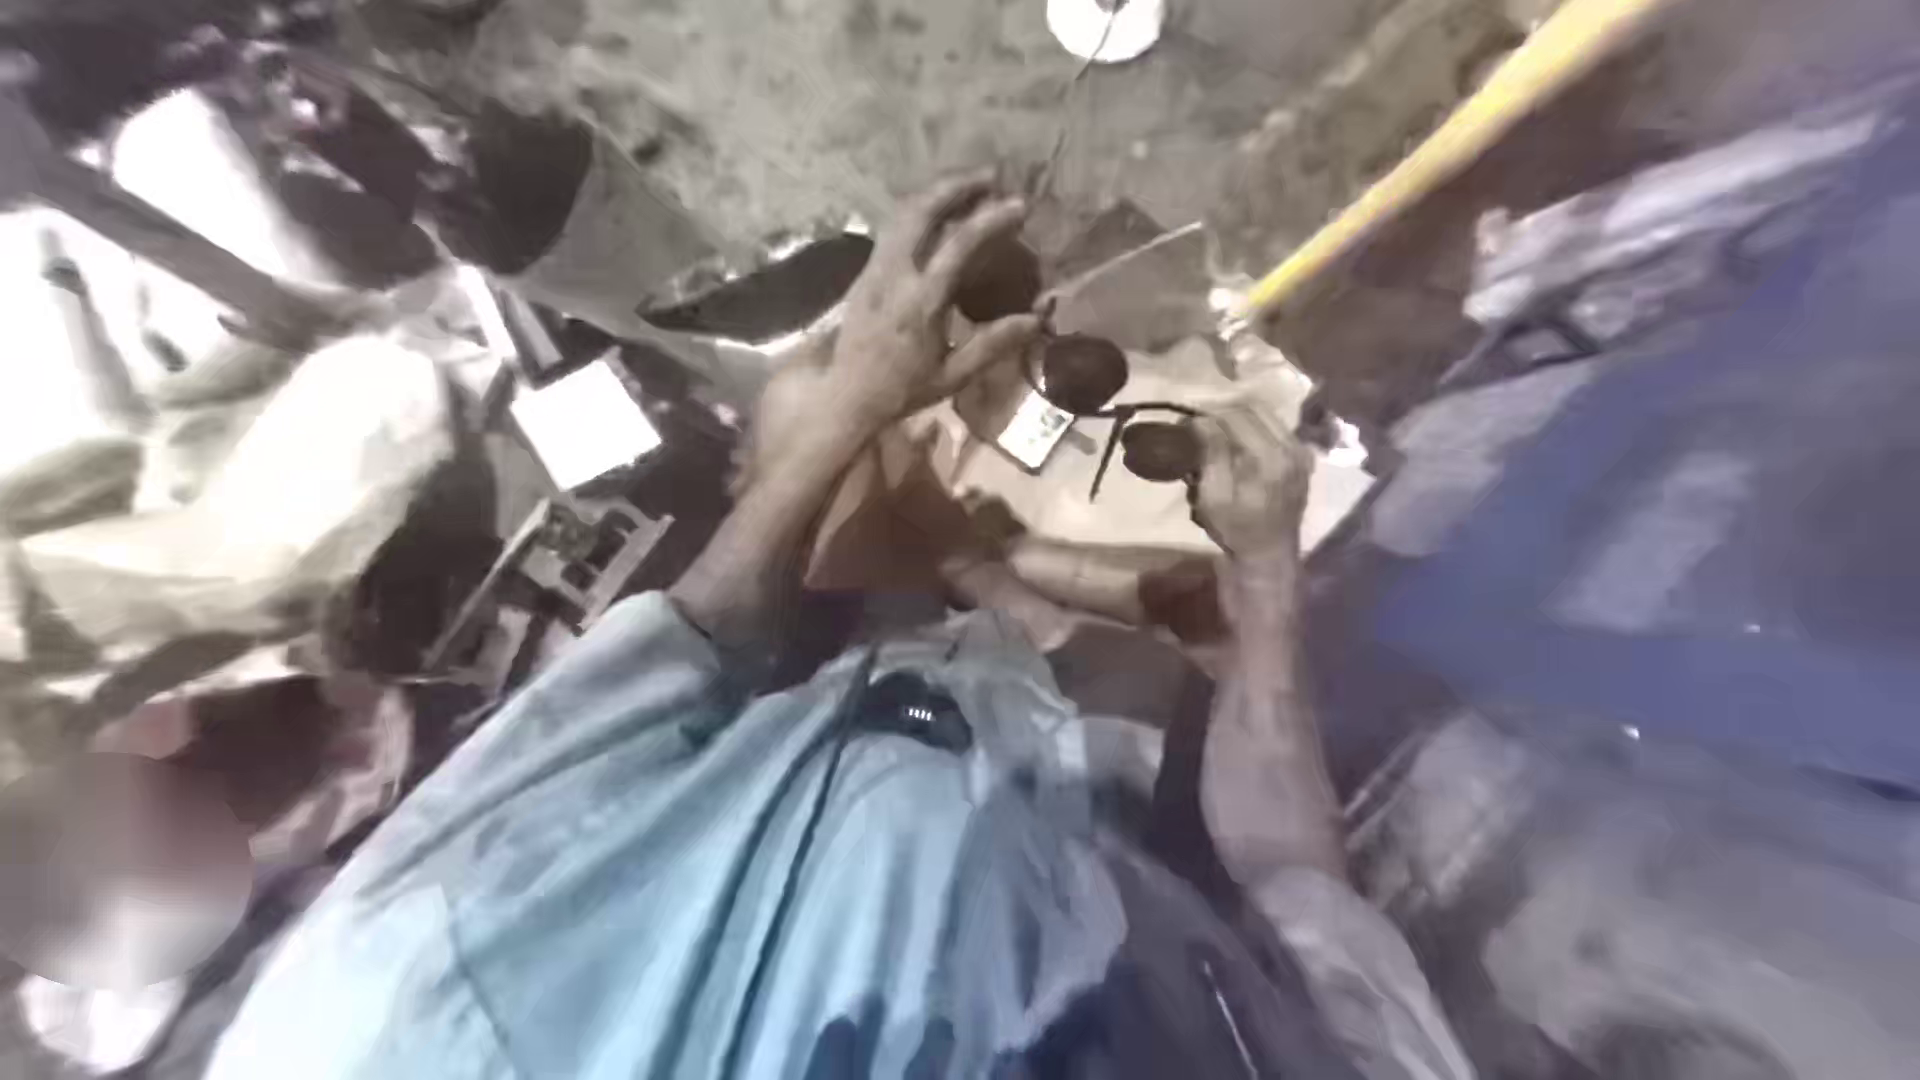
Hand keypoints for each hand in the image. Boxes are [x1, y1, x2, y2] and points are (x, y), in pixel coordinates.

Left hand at [827, 172, 1042, 428]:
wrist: (848, 396)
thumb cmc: (903, 390)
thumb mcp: (953, 375)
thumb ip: (992, 344)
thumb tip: (1035, 319)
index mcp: (921, 302)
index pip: (959, 244)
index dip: (992, 219)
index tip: (1019, 205)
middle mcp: (894, 275)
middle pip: (922, 210)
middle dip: (956, 185)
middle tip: (989, 177)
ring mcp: (874, 270)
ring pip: (901, 214)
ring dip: (934, 193)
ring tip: (963, 188)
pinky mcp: (863, 274)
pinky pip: (890, 230)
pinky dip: (916, 213)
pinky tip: (933, 216)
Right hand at [1190, 404, 1312, 559]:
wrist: (1269, 553)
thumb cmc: (1235, 529)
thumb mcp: (1213, 497)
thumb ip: (1212, 455)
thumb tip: (1202, 421)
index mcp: (1269, 458)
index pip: (1235, 416)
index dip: (1207, 414)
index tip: (1184, 422)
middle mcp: (1291, 447)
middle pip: (1253, 408)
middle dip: (1221, 410)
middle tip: (1197, 422)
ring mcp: (1301, 451)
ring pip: (1266, 415)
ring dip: (1237, 416)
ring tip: (1214, 429)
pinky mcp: (1302, 456)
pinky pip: (1275, 427)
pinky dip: (1253, 426)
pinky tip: (1236, 439)